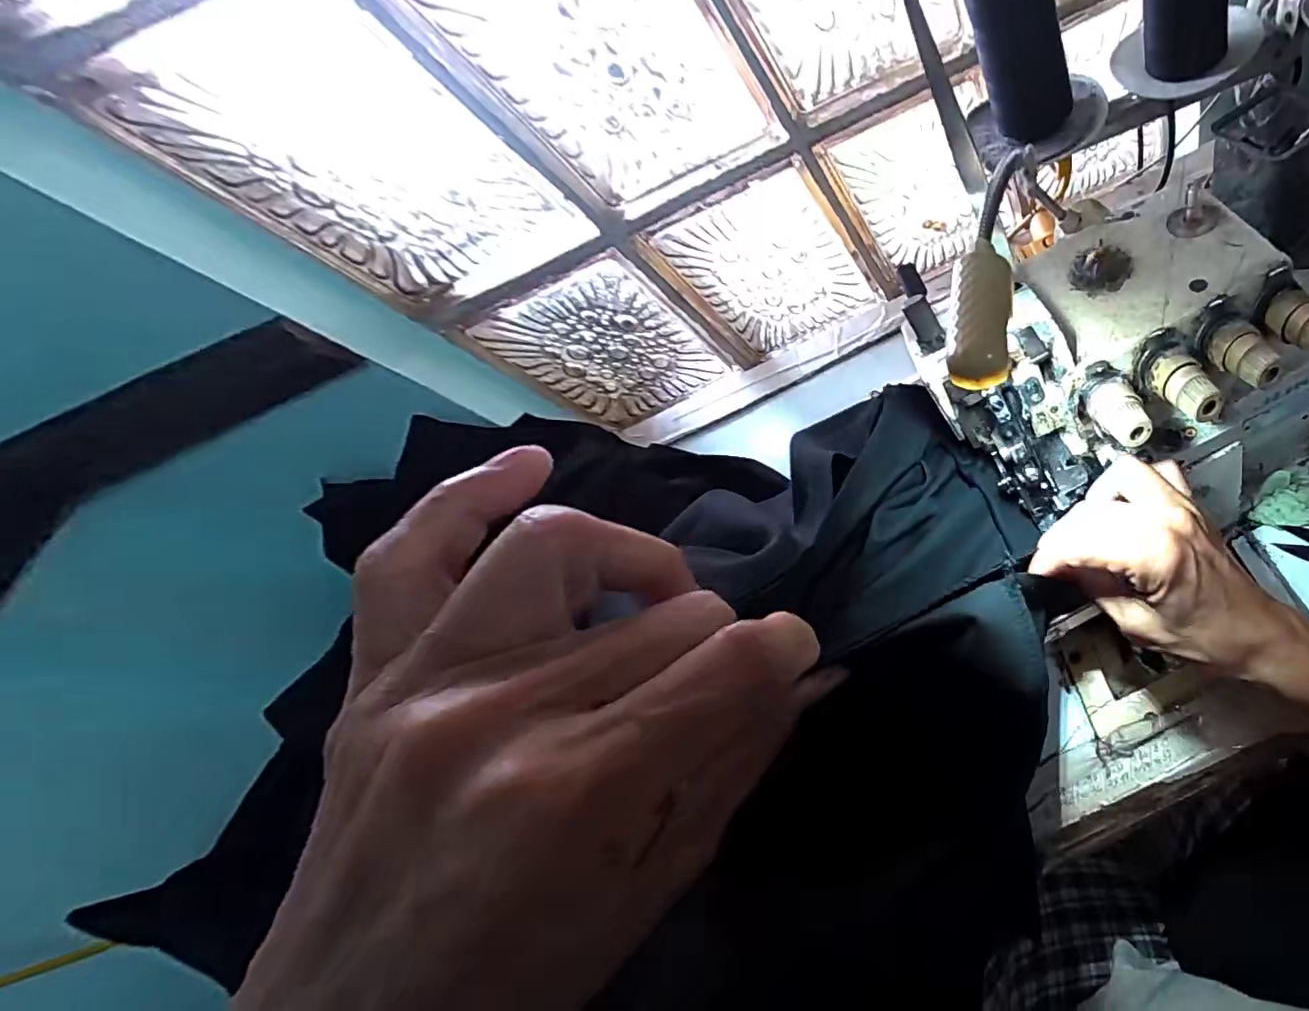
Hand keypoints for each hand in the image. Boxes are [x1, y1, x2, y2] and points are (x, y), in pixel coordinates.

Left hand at [236, 446, 839, 1010]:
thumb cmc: (535, 962)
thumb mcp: (668, 870)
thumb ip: (743, 750)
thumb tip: (809, 668)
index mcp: (582, 783)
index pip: (725, 659)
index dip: (784, 644)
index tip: (796, 653)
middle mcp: (501, 714)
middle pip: (671, 609)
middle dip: (720, 638)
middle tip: (715, 677)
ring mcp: (425, 682)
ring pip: (563, 545)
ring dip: (636, 564)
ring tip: (645, 604)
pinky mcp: (375, 677)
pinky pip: (408, 553)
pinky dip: (469, 497)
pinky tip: (528, 470)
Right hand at [1029, 454, 1308, 694]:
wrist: (1255, 631)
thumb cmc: (1208, 637)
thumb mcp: (1139, 626)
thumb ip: (1096, 589)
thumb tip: (1064, 569)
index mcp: (1157, 551)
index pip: (1082, 539)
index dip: (1050, 556)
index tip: (1039, 572)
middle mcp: (1168, 516)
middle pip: (1092, 507)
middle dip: (1065, 534)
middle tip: (1058, 562)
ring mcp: (1180, 503)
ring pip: (1119, 475)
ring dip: (1096, 501)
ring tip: (1091, 533)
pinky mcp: (1189, 502)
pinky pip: (1153, 473)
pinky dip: (1131, 487)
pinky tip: (1126, 512)